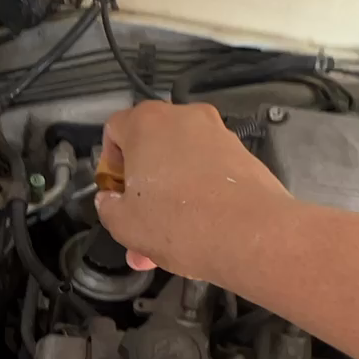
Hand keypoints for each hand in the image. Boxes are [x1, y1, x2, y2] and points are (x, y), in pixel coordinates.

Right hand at [94, 102, 292, 281]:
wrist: (251, 236)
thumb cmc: (180, 223)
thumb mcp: (123, 224)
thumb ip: (107, 206)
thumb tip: (110, 201)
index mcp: (147, 123)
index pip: (114, 129)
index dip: (109, 164)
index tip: (115, 192)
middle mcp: (183, 118)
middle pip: (150, 148)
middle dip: (141, 188)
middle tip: (138, 223)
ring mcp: (217, 134)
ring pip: (180, 164)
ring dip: (168, 197)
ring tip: (166, 240)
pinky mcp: (243, 155)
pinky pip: (207, 173)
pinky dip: (198, 196)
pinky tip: (195, 232)